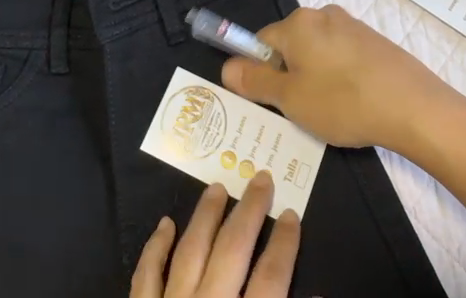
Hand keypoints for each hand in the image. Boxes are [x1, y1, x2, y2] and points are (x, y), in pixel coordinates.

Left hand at [130, 172, 299, 297]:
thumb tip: (319, 294)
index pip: (271, 277)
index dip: (285, 244)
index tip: (292, 214)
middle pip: (232, 250)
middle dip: (250, 212)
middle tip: (261, 178)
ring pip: (191, 252)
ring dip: (205, 217)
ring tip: (218, 188)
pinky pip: (147, 277)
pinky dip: (155, 249)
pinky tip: (165, 224)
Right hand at [221, 5, 461, 151]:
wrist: (413, 106)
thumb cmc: (342, 101)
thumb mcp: (290, 99)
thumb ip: (255, 80)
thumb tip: (227, 65)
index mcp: (297, 23)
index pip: (260, 42)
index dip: (259, 72)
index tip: (271, 100)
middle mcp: (323, 15)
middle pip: (290, 44)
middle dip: (289, 75)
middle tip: (300, 110)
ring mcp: (352, 26)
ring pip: (317, 52)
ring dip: (315, 77)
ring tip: (329, 111)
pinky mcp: (374, 41)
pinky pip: (342, 57)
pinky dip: (339, 77)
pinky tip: (352, 103)